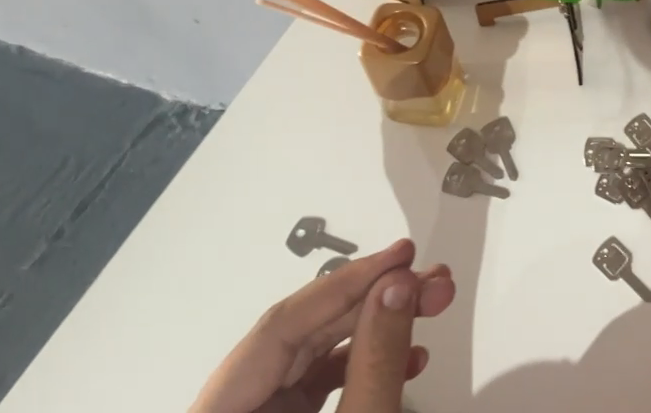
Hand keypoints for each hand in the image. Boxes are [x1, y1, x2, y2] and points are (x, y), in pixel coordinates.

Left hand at [191, 239, 456, 412]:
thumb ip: (374, 362)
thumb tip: (399, 286)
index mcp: (216, 412)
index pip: (283, 322)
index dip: (348, 282)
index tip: (405, 254)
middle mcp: (226, 406)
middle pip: (303, 334)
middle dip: (376, 302)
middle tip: (435, 280)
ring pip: (316, 354)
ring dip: (379, 328)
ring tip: (434, 304)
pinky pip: (319, 382)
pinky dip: (367, 365)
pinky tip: (410, 356)